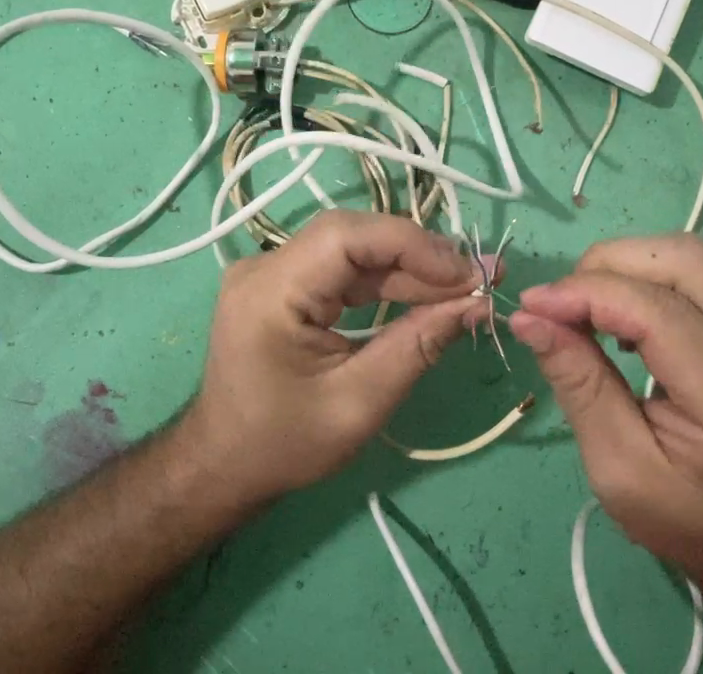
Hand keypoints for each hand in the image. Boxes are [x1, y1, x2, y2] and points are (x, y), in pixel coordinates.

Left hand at [179, 210, 485, 502]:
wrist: (223, 464)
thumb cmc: (284, 444)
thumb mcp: (359, 404)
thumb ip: (417, 346)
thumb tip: (477, 304)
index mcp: (269, 292)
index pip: (345, 237)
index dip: (412, 244)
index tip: (467, 273)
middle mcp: (264, 267)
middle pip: (352, 237)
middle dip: (418, 256)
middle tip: (479, 278)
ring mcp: (270, 272)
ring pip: (351, 250)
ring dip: (408, 268)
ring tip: (464, 287)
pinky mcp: (282, 284)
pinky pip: (340, 269)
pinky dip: (384, 281)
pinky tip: (425, 294)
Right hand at [509, 235, 702, 578]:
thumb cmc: (680, 518)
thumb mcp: (615, 468)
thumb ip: (578, 385)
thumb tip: (528, 317)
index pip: (659, 313)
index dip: (587, 294)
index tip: (530, 305)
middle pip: (686, 263)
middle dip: (609, 265)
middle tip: (561, 304)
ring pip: (694, 257)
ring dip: (628, 264)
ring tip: (588, 306)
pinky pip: (701, 274)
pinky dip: (648, 276)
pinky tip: (623, 314)